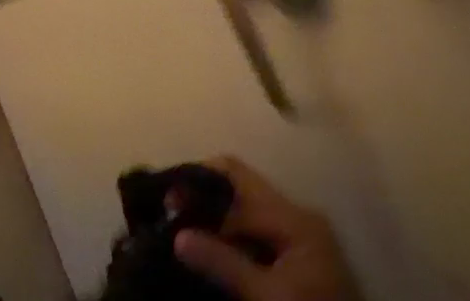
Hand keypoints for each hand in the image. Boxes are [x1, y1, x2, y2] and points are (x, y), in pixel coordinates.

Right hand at [175, 156, 361, 300]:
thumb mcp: (266, 295)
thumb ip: (223, 262)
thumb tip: (176, 234)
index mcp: (294, 218)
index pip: (233, 179)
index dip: (197, 187)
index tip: (169, 207)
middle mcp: (299, 215)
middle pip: (239, 187)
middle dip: (203, 198)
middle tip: (174, 218)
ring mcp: (300, 234)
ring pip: (244, 208)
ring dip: (215, 219)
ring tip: (188, 236)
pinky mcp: (298, 254)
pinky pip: (255, 228)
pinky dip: (230, 234)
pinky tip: (213, 251)